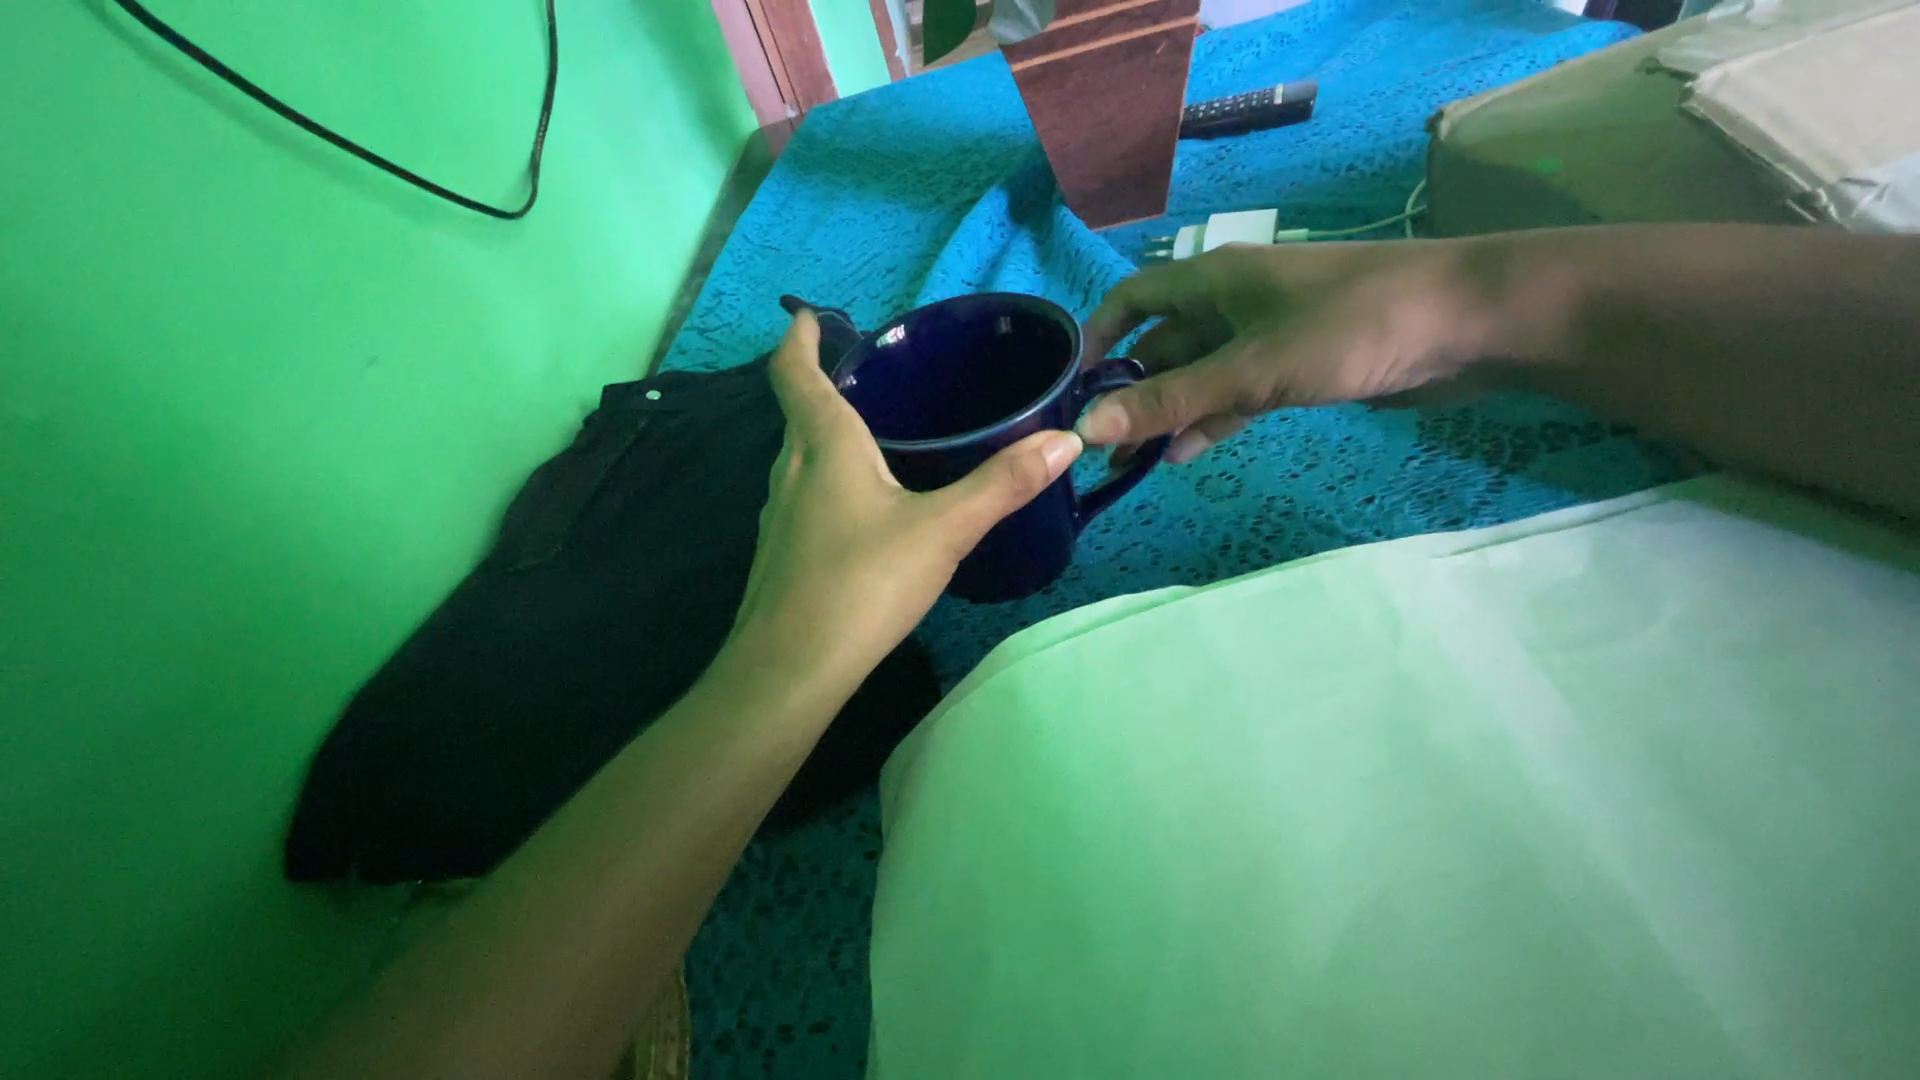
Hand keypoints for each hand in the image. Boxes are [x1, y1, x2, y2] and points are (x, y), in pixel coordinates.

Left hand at [721, 312, 1083, 697]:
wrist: (790, 670)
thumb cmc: (862, 583)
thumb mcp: (943, 530)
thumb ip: (1002, 486)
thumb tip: (1064, 442)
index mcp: (822, 445)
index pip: (794, 373)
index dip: (798, 339)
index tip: (808, 315)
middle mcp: (790, 471)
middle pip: (799, 414)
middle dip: (826, 388)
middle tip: (873, 379)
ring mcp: (779, 516)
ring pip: (801, 459)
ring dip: (827, 438)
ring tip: (876, 437)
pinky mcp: (782, 554)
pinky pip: (805, 497)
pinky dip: (829, 482)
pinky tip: (864, 512)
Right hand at [1077, 241, 1510, 462]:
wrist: (1471, 325)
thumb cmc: (1353, 327)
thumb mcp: (1252, 367)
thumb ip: (1172, 399)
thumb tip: (1088, 429)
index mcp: (1214, 279)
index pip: (1135, 297)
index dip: (1099, 335)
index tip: (1070, 383)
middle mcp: (1231, 304)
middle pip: (1162, 346)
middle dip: (1130, 393)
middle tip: (1098, 446)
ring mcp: (1264, 338)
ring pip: (1197, 378)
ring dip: (1166, 415)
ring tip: (1128, 465)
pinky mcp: (1294, 369)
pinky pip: (1234, 396)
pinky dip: (1209, 422)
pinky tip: (1183, 455)